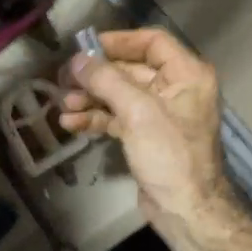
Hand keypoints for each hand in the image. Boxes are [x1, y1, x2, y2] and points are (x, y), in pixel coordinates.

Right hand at [59, 28, 232, 230]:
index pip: (152, 42)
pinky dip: (96, 118)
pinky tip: (71, 123)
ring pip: (120, 96)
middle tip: (63, 79)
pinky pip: (118, 118)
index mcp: (188, 74)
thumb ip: (107, 81)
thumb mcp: (138, 112)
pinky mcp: (146, 137)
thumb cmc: (169, 155)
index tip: (85, 47)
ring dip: (91, 98)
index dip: (119, 42)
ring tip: (64, 105)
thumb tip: (76, 60)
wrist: (185, 209)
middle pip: (131, 70)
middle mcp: (177, 89)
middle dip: (96, 76)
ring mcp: (160, 115)